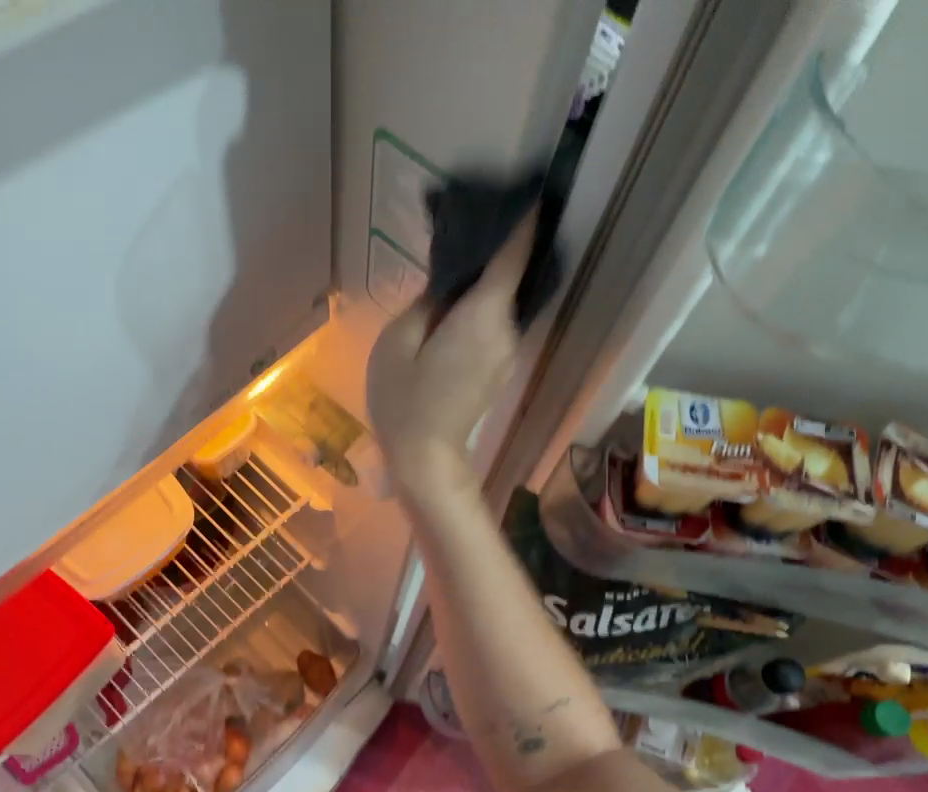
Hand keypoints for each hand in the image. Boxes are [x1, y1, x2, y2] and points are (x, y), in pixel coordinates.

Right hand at [365, 213, 536, 504]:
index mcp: (482, 316)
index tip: (530, 193)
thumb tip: (446, 286)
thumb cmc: (405, 402)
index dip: (522, 224)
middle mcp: (505, 331)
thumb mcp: (398, 343)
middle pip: (509, 279)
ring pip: (500, 305)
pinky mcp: (497, 370)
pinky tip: (455, 304)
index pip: (512, 258)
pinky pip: (492, 326)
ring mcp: (505, 353)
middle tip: (472, 221)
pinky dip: (481, 308)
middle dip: (497, 250)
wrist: (426, 460)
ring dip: (486, 282)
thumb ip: (426, 303)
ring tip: (458, 260)